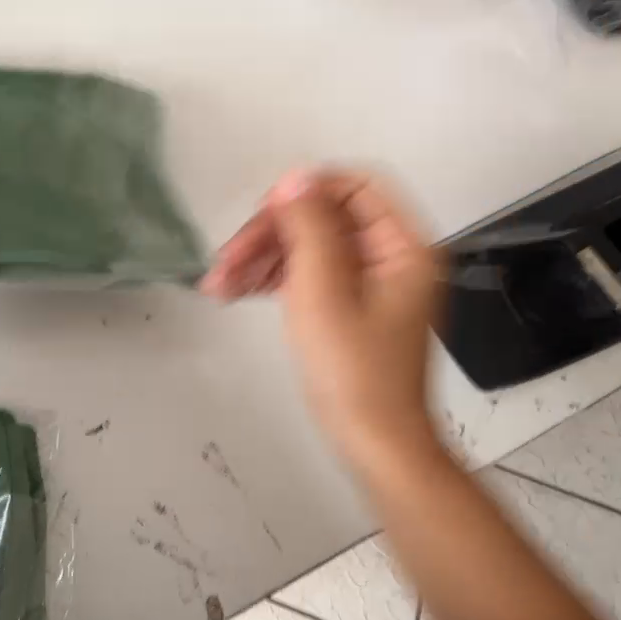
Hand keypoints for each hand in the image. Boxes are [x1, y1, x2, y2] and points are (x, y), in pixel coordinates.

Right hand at [202, 169, 442, 461]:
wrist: (372, 440)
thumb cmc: (353, 370)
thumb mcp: (323, 290)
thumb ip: (310, 228)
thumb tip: (293, 179)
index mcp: (402, 247)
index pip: (356, 186)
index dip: (305, 192)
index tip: (262, 215)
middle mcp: (388, 255)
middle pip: (320, 216)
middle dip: (268, 234)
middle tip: (225, 261)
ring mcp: (366, 280)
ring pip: (304, 243)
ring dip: (258, 256)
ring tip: (218, 285)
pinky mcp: (345, 302)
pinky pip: (303, 270)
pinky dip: (267, 276)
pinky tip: (234, 291)